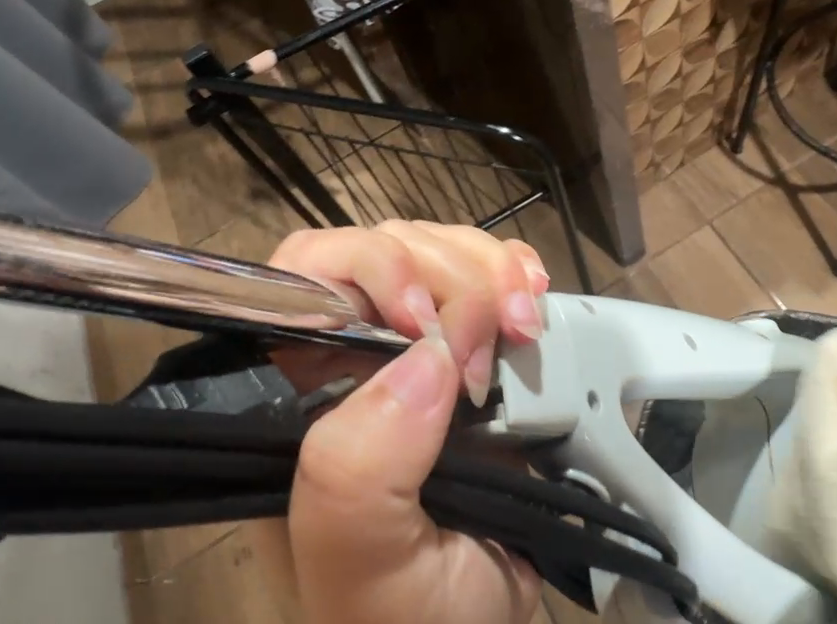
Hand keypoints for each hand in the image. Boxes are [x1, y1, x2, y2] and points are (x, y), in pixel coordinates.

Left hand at [270, 222, 550, 623]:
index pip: (302, 279)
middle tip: (503, 332)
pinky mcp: (477, 346)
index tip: (422, 317)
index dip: (363, 269)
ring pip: (442, 250)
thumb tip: (429, 351)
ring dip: (493, 270)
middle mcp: (352, 355)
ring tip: (527, 325)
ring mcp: (419, 346)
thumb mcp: (360, 571)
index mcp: (298, 393)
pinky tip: (538, 299)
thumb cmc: (399, 619)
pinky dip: (518, 271)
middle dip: (449, 274)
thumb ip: (358, 473)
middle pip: (386, 249)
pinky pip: (492, 273)